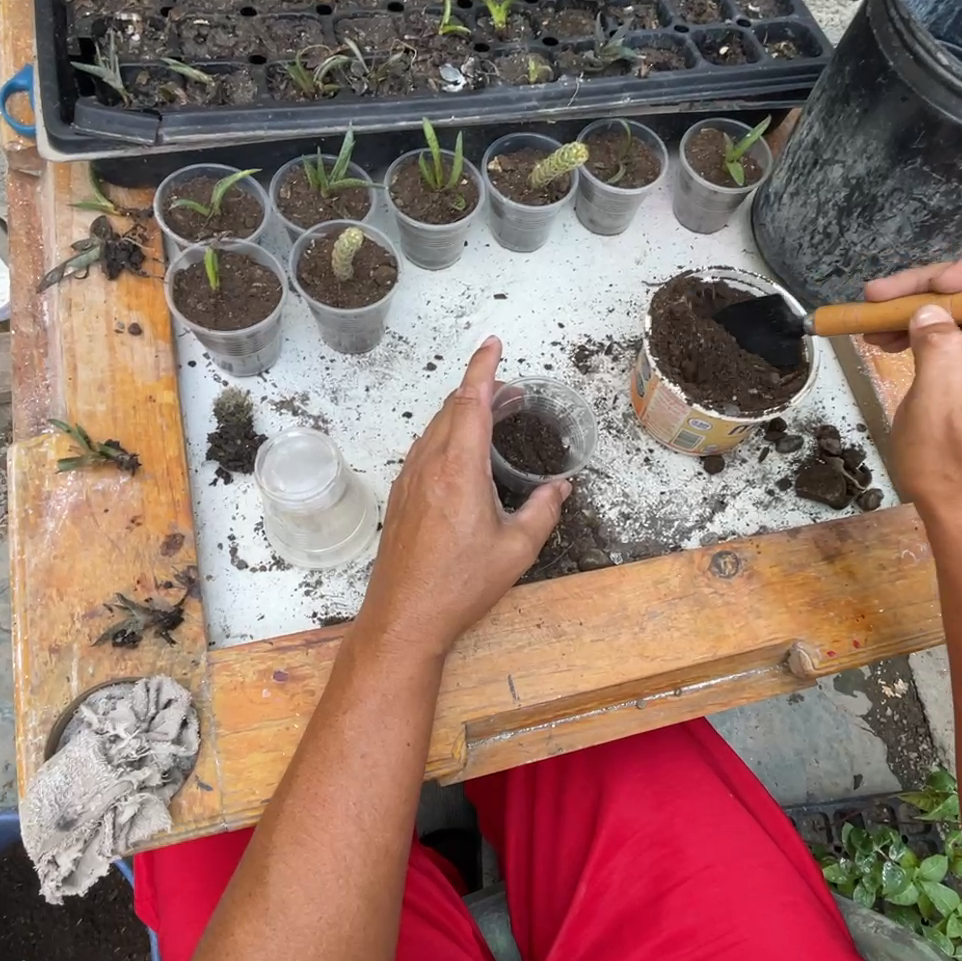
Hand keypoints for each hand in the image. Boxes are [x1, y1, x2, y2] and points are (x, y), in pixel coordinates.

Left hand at [351, 337, 569, 659]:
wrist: (404, 617)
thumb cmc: (459, 585)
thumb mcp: (516, 550)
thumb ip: (543, 511)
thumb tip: (559, 489)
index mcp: (458, 469)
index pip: (470, 401)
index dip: (483, 367)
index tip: (493, 343)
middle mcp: (428, 466)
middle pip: (451, 409)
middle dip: (481, 390)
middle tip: (512, 392)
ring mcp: (409, 480)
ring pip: (435, 428)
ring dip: (463, 413)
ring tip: (493, 418)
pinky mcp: (401, 497)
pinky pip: (424, 450)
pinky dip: (447, 436)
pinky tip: (463, 455)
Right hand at [863, 251, 961, 526]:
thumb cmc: (949, 468)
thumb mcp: (936, 409)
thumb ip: (938, 351)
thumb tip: (930, 312)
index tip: (929, 291)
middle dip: (927, 285)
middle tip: (874, 298)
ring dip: (916, 308)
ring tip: (869, 322)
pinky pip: (954, 336)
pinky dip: (919, 331)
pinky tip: (884, 341)